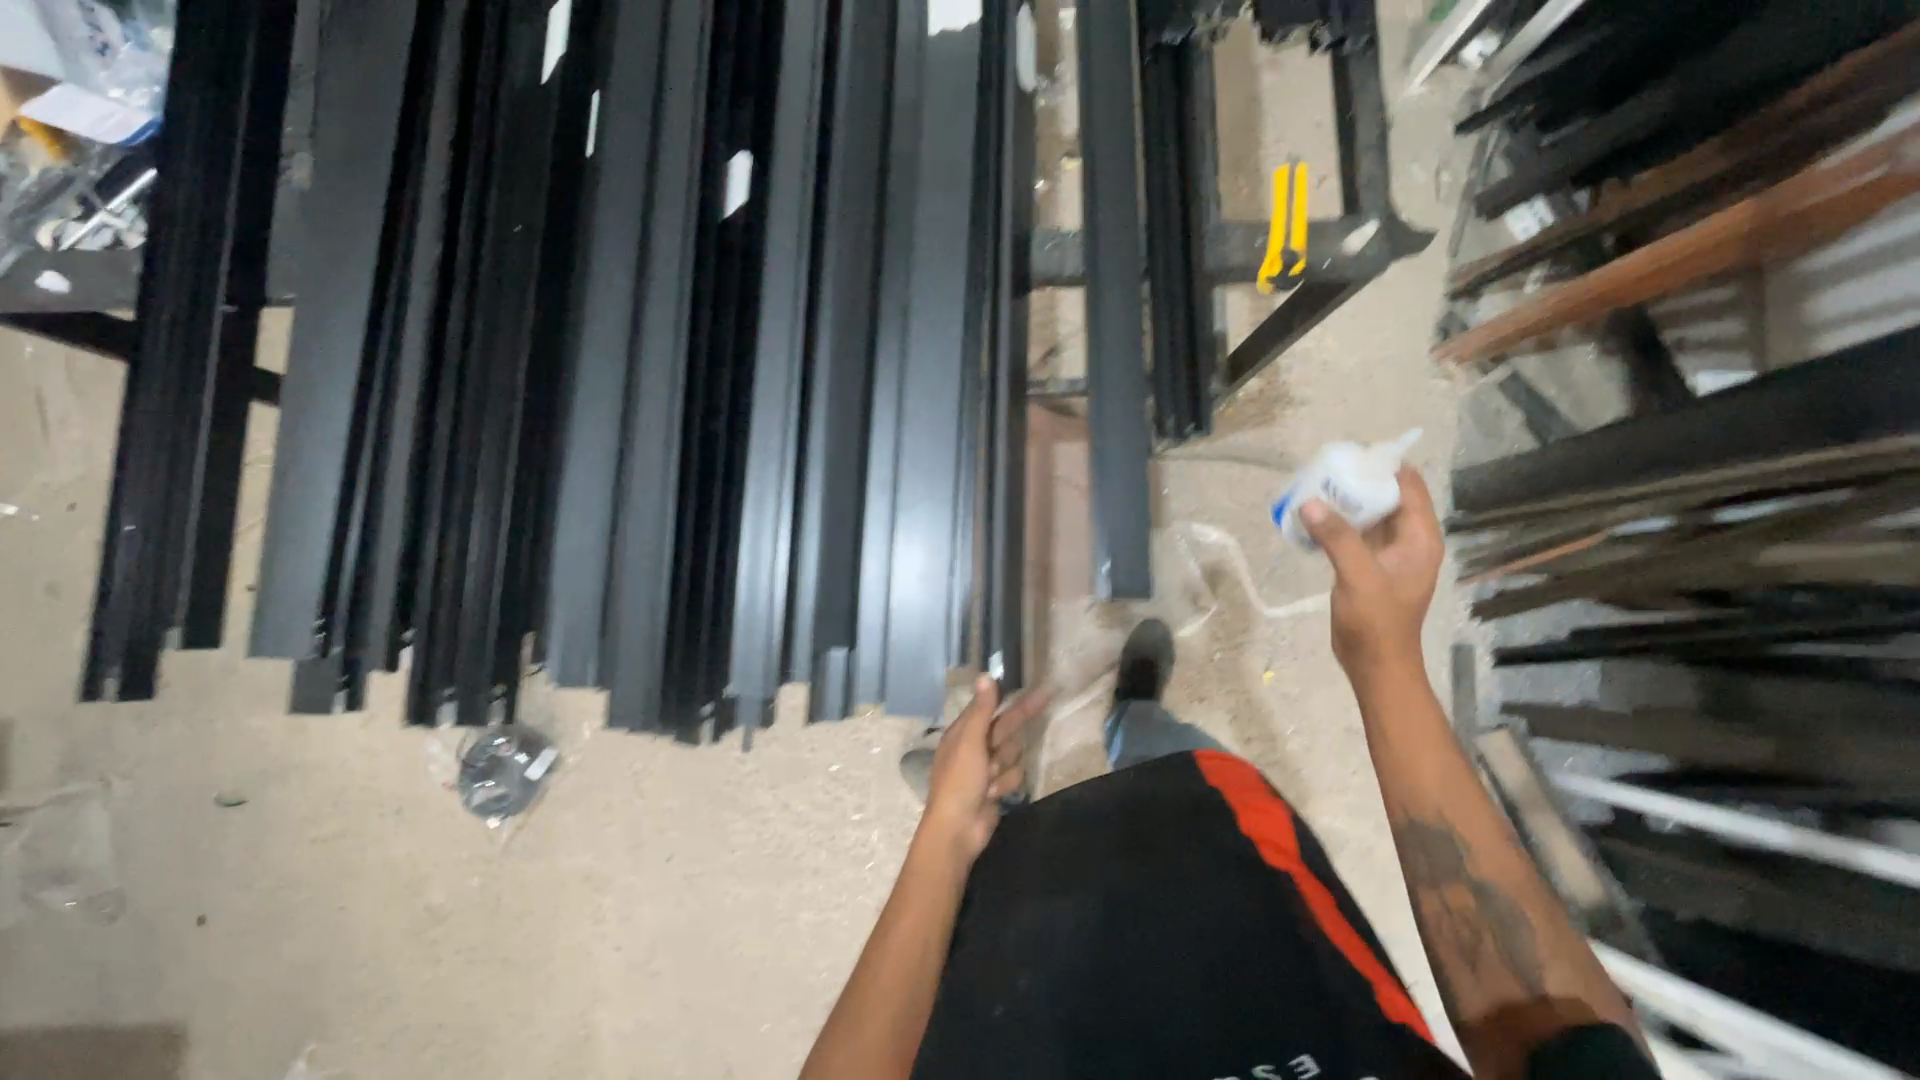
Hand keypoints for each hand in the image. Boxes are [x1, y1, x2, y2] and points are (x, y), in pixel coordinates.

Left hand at [917, 675, 1047, 866]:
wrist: (958, 829)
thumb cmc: (959, 781)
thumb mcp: (969, 742)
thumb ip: (982, 710)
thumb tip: (985, 675)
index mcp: (963, 732)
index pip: (991, 707)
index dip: (1010, 697)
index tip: (1031, 686)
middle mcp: (975, 746)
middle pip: (1006, 726)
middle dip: (1021, 717)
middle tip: (1047, 695)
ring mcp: (987, 767)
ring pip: (1014, 753)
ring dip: (1006, 766)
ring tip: (990, 779)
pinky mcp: (997, 786)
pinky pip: (1014, 775)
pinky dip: (1006, 784)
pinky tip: (993, 794)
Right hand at [1302, 466, 1443, 684]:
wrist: (1375, 664)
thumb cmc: (1377, 622)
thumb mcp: (1359, 577)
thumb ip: (1337, 538)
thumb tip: (1310, 502)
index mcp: (1420, 538)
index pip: (1409, 486)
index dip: (1384, 466)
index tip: (1351, 453)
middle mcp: (1409, 541)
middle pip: (1387, 496)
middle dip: (1358, 481)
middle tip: (1324, 468)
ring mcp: (1388, 555)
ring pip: (1368, 515)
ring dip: (1344, 502)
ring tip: (1313, 487)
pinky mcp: (1368, 567)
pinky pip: (1354, 534)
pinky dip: (1336, 524)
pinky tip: (1311, 519)